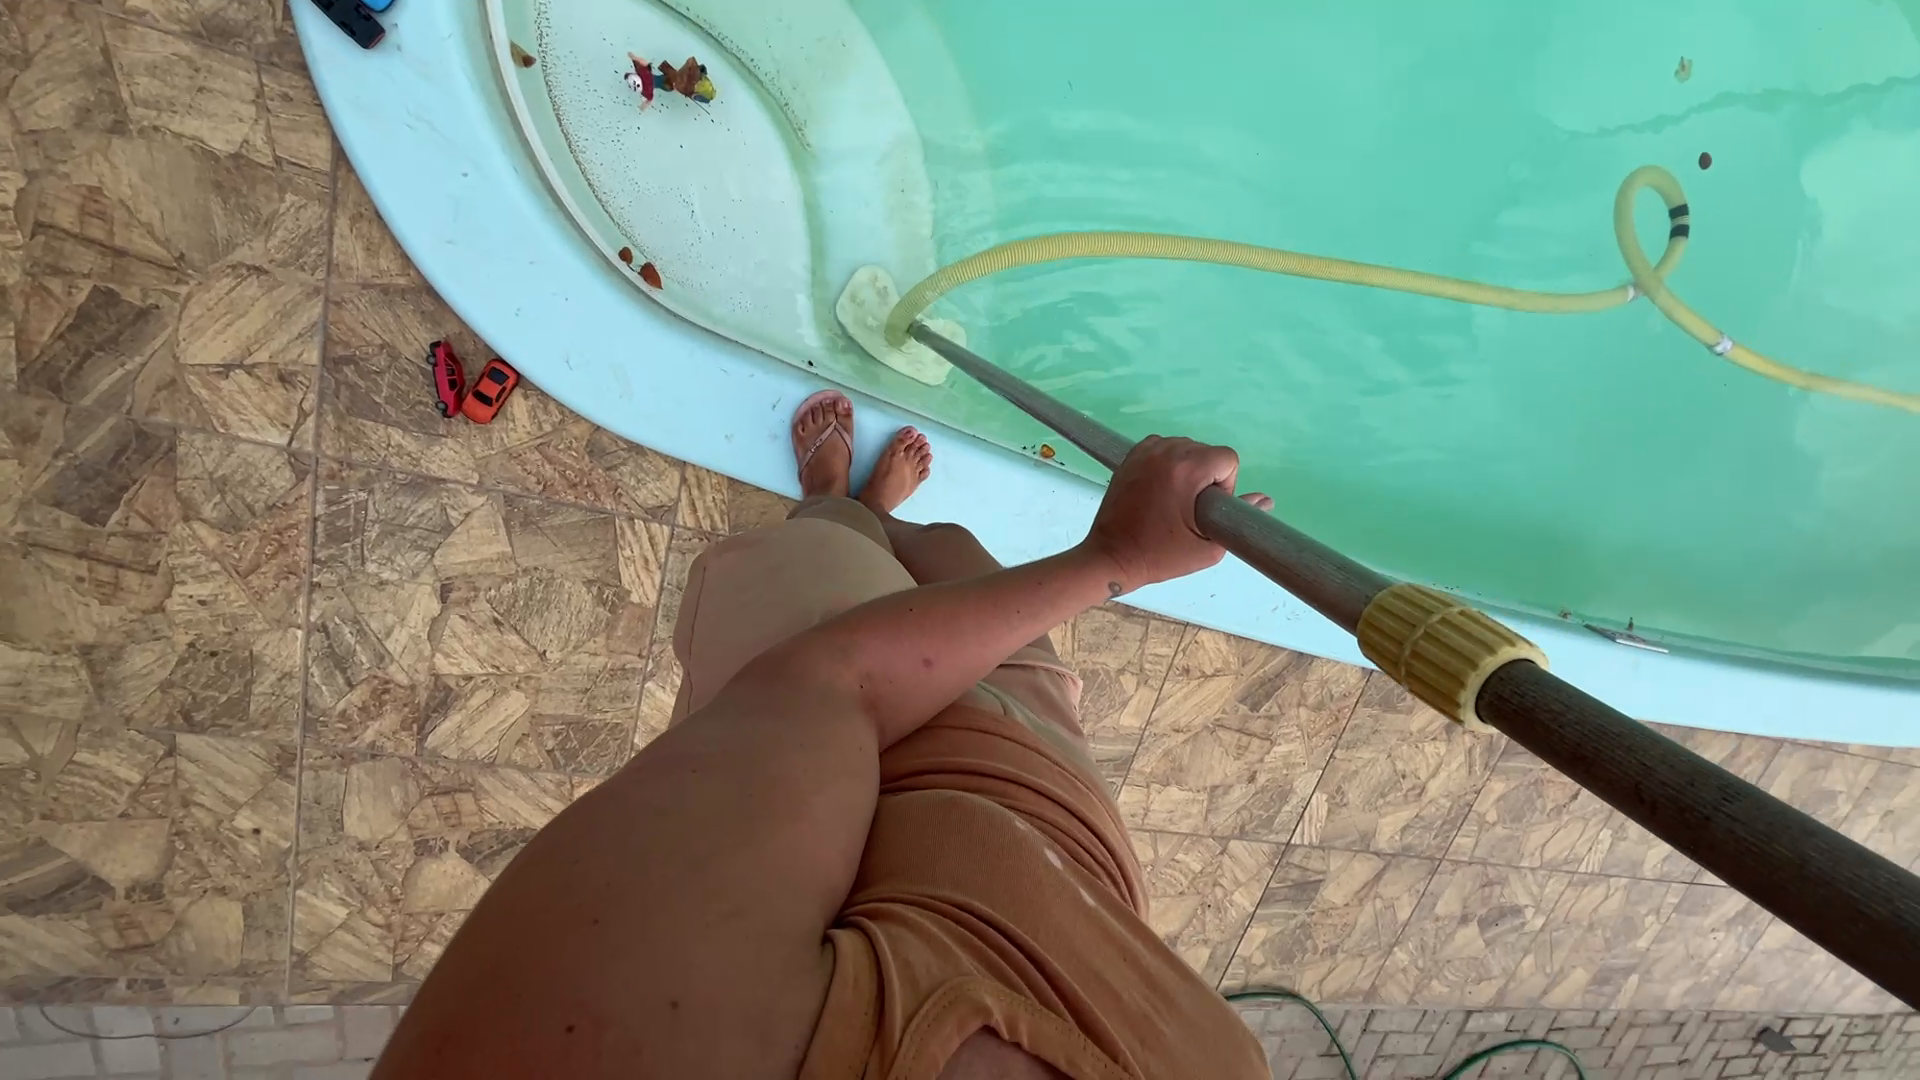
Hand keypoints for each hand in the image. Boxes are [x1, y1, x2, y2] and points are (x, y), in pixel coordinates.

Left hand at [1080, 436, 1272, 593]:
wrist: (1112, 556)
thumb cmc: (1159, 556)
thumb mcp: (1207, 547)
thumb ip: (1238, 519)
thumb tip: (1264, 500)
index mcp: (1186, 469)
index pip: (1227, 458)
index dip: (1225, 485)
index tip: (1205, 508)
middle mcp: (1165, 451)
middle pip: (1206, 451)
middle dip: (1205, 477)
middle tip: (1186, 509)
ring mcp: (1144, 451)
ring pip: (1185, 448)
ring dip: (1186, 469)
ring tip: (1171, 501)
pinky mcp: (1130, 456)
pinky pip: (1162, 449)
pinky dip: (1167, 464)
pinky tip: (1159, 489)